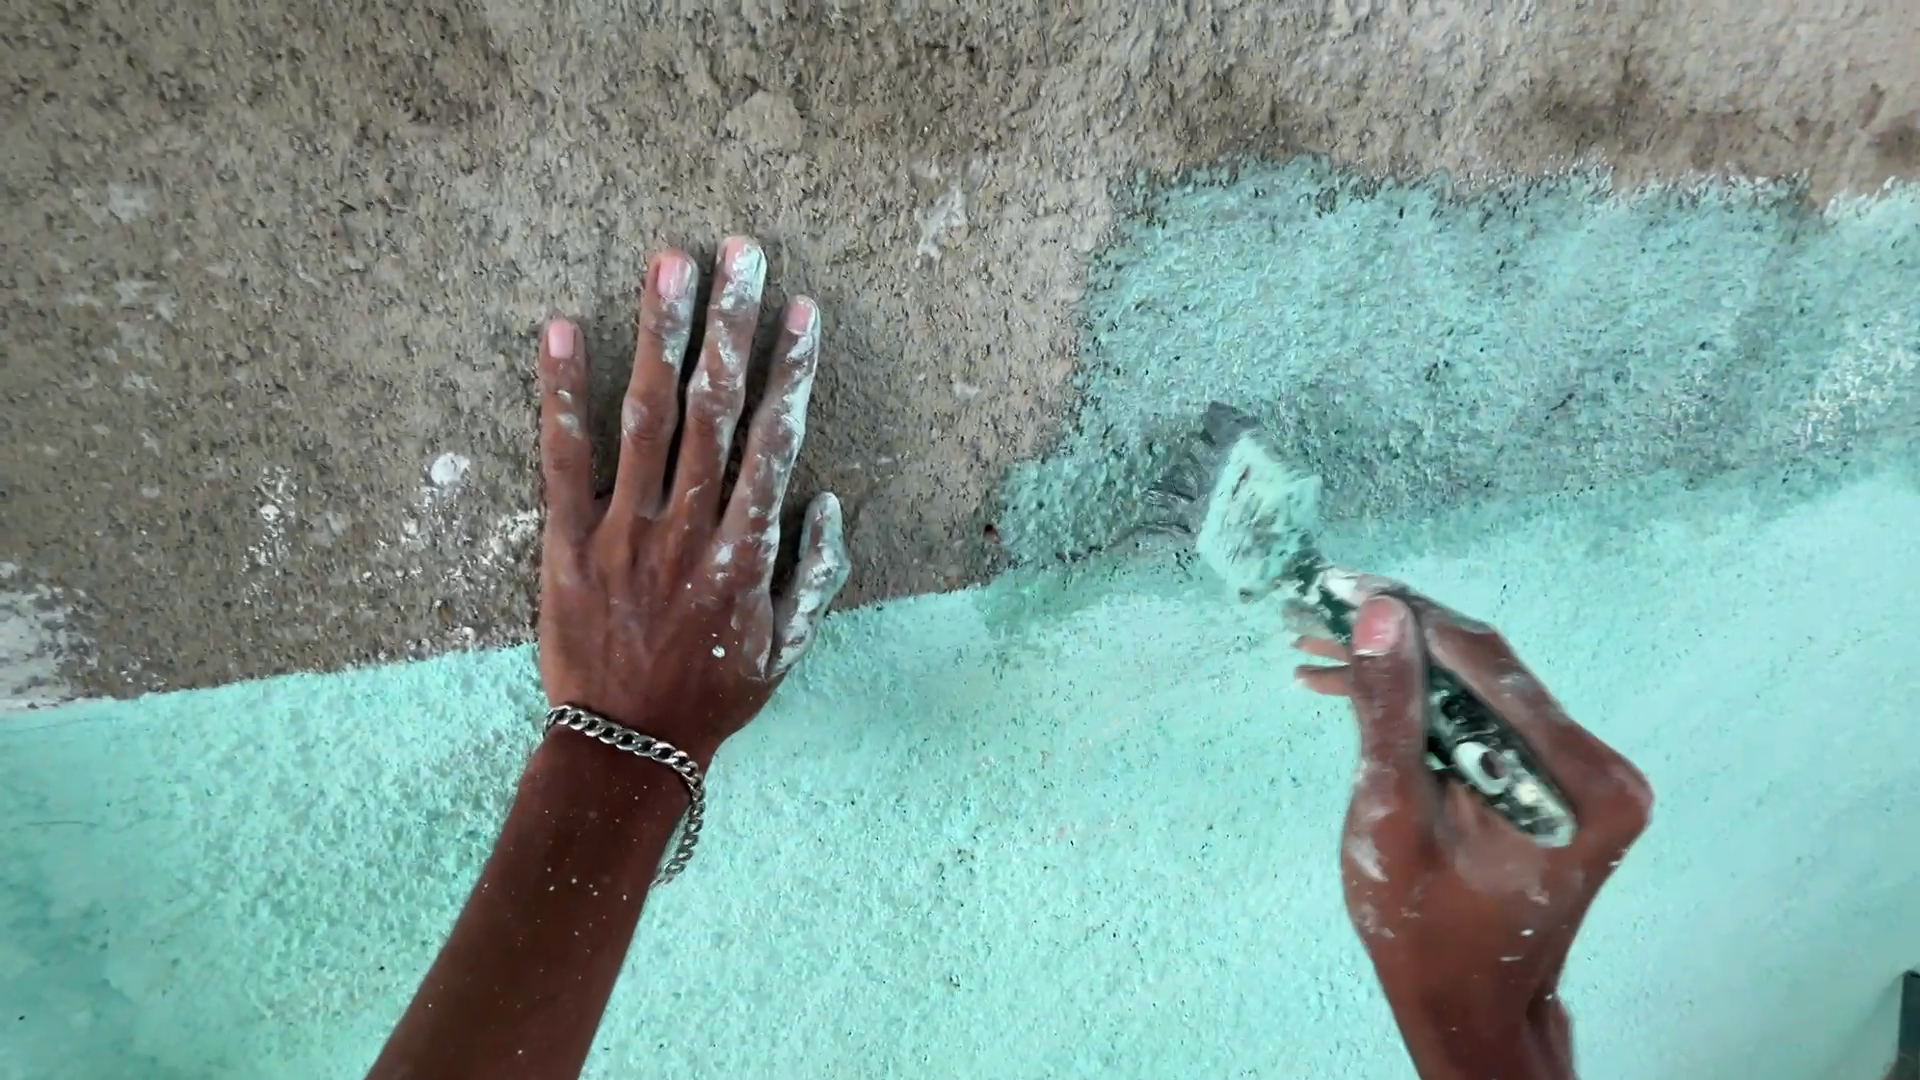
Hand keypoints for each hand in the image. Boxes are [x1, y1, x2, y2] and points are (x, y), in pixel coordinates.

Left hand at [535, 237, 850, 765]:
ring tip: (670, 264)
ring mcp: (625, 530)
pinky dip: (560, 393)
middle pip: (716, 410)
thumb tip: (826, 500)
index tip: (802, 312)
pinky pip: (562, 459)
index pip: (776, 443)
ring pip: (648, 417)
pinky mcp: (569, 542)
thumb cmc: (718, 693)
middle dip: (732, 326)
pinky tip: (563, 330)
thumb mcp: (790, 645)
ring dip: (660, 336)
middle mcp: (690, 528)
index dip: (792, 372)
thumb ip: (817, 573)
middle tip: (740, 254)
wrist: (628, 745)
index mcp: (747, 552)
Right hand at [1294, 588, 1652, 1078]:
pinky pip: (1467, 718)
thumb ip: (1387, 709)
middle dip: (1389, 638)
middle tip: (1313, 612)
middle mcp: (1592, 765)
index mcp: (1578, 778)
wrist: (1463, 1004)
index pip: (1485, 659)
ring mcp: (1570, 773)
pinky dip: (1408, 704)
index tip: (1337, 587)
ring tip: (1311, 647)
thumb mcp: (1391, 811)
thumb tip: (1379, 612)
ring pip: (1465, 687)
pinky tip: (1343, 687)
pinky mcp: (1540, 780)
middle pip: (1477, 666)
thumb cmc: (1422, 924)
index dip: (1406, 615)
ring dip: (1389, 668)